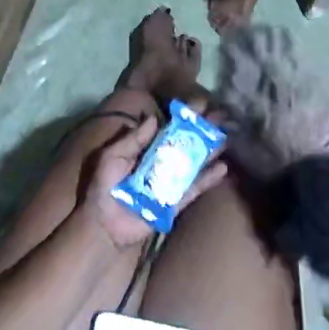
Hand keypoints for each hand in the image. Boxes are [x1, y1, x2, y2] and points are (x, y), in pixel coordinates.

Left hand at [84, 112, 228, 248]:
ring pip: (193, 164)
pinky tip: (222, 167)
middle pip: (183, 145)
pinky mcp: (175, 202)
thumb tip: (153, 117)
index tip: (200, 104)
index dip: (182, 118)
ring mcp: (168, 183)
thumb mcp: (112, 157)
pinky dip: (208, 179)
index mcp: (142, 152)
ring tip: (226, 138)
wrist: (103, 225)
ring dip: (209, 152)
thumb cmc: (103, 188)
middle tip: (221, 116)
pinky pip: (194, 189)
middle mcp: (158, 165)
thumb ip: (133, 139)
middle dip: (201, 131)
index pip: (166, 131)